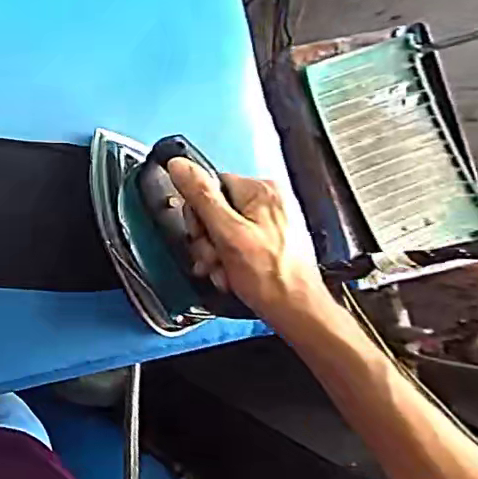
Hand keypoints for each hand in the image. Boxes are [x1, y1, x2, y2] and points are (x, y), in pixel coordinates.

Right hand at [165, 159, 333, 327]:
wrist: (297, 313)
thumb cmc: (270, 277)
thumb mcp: (226, 232)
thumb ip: (201, 195)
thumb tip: (180, 165)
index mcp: (262, 190)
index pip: (210, 185)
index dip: (198, 212)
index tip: (202, 234)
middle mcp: (269, 201)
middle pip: (214, 208)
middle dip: (206, 237)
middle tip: (212, 256)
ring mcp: (271, 222)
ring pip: (221, 228)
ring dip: (214, 252)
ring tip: (221, 269)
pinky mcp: (270, 240)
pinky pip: (235, 241)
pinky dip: (227, 258)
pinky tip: (229, 273)